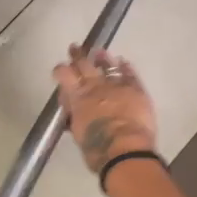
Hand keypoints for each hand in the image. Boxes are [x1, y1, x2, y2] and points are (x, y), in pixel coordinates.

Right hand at [53, 45, 157, 172]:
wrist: (125, 148)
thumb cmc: (96, 147)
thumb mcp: (77, 131)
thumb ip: (74, 114)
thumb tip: (73, 107)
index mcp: (77, 96)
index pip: (63, 74)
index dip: (61, 70)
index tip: (60, 69)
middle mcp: (95, 85)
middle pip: (84, 63)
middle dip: (78, 55)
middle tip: (75, 48)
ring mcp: (116, 85)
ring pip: (107, 64)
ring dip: (102, 58)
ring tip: (99, 52)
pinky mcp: (135, 89)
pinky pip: (129, 73)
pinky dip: (125, 67)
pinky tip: (123, 62)